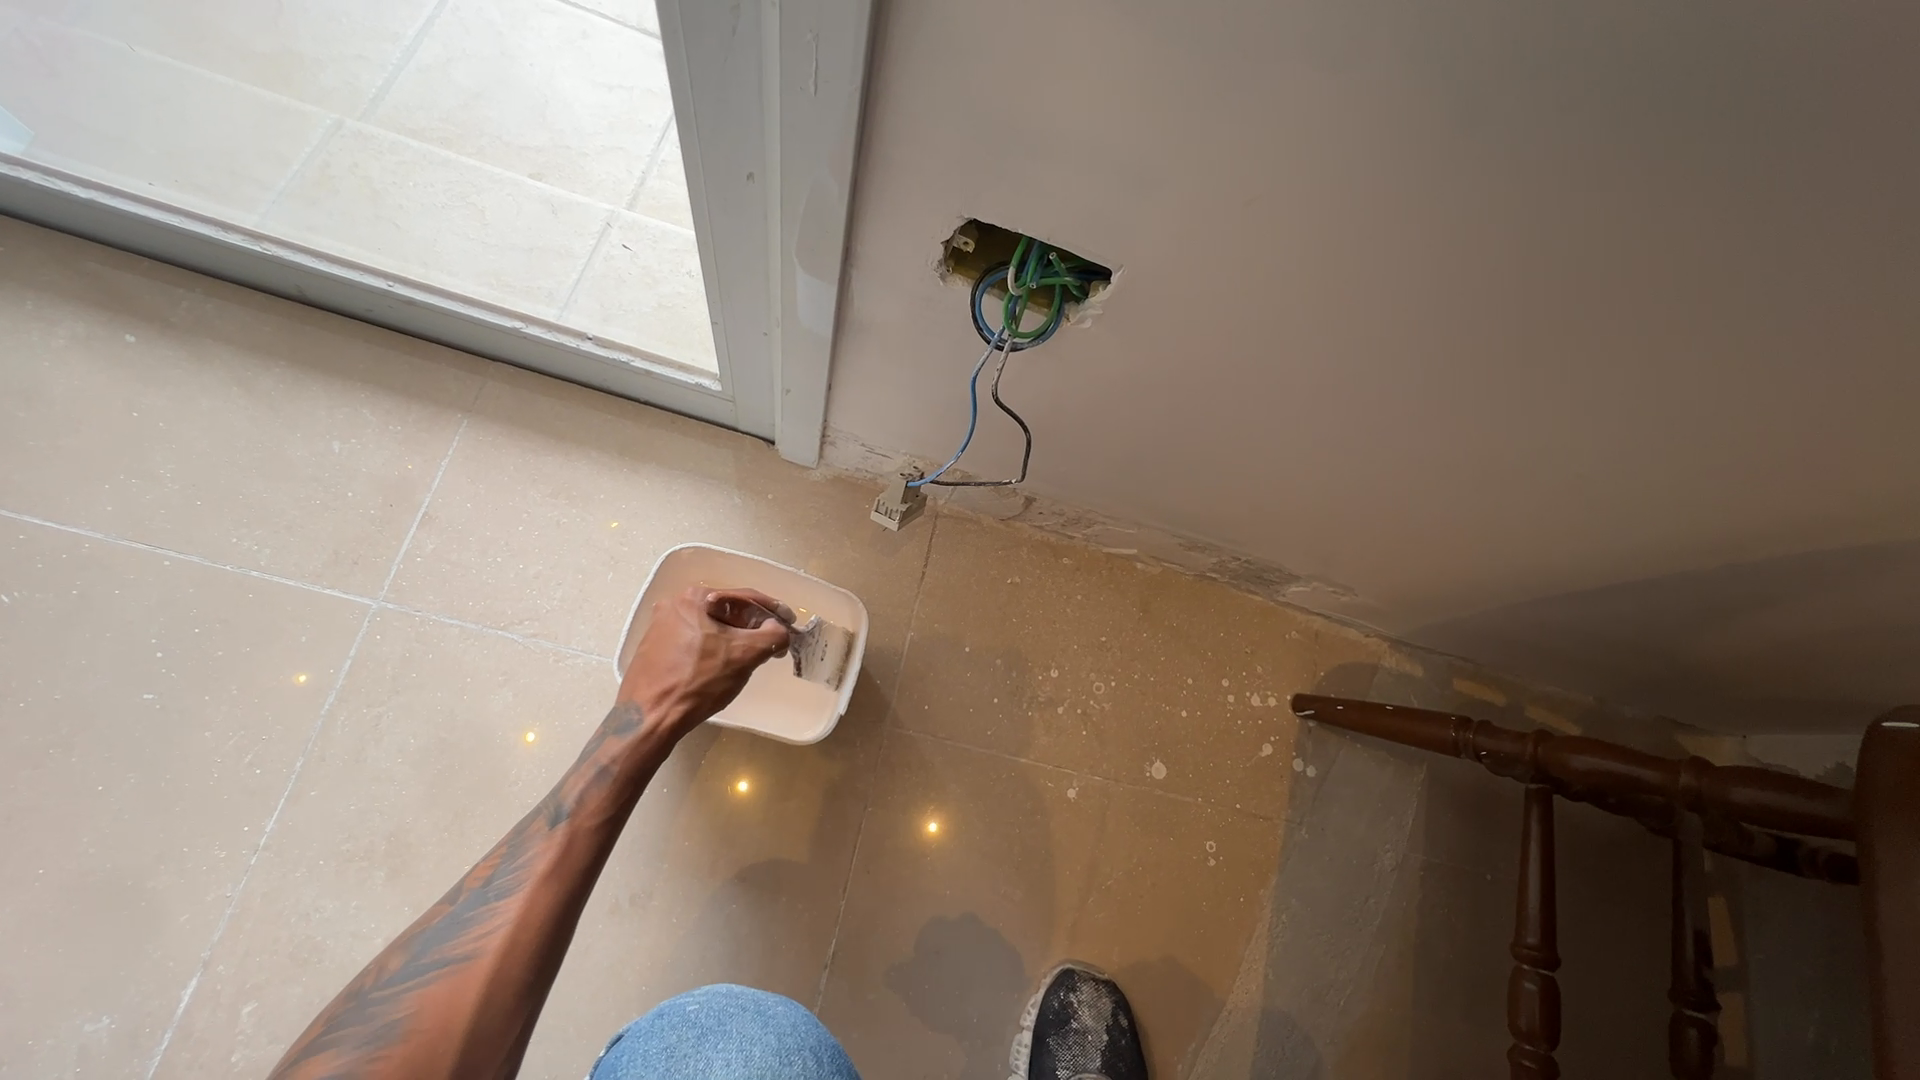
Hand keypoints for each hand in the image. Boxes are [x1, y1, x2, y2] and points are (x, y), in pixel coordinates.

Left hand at [618, 586, 793, 739]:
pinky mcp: (655, 649)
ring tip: (750, 659)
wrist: (649, 717)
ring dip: (734, 641)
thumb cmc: (698, 681)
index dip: (773, 611)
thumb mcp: (745, 655)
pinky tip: (722, 669)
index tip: (790, 624)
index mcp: (695, 598)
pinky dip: (714, 651)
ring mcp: (661, 627)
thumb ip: (772, 635)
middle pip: (727, 612)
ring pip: (711, 628)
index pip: (745, 598)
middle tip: (771, 645)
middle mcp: (674, 605)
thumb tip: (779, 629)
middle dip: (752, 627)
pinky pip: (695, 642)